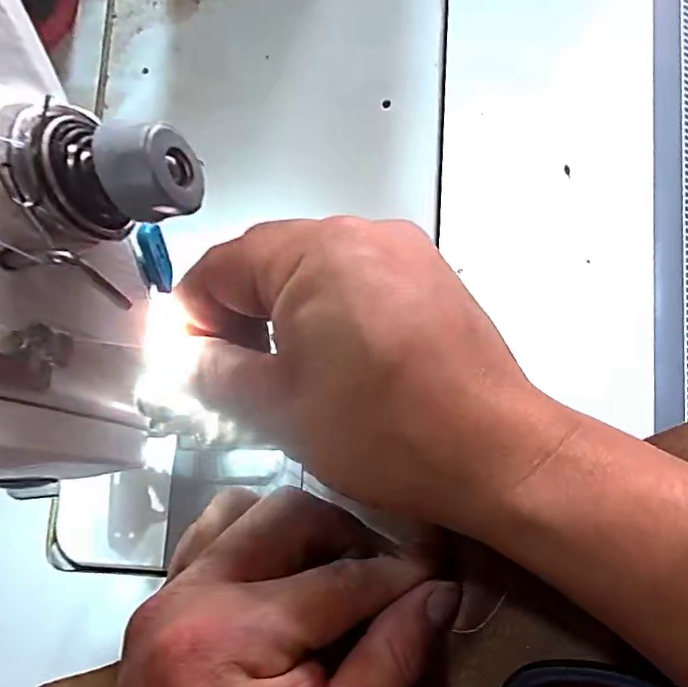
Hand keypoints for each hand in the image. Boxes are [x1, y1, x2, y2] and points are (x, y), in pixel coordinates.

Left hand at [56, 487, 459, 686]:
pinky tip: (284, 582)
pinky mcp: (156, 609)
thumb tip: (442, 590)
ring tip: (335, 577)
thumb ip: (393, 656)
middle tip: (385, 582)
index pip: (338, 578)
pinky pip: (211, 539)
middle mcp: (185, 596)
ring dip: (302, 532)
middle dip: (350, 539)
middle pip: (289, 517)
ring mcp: (161, 597)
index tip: (441, 571)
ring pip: (246, 512)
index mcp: (227, 633)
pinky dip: (257, 542)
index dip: (399, 573)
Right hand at [175, 217, 580, 525]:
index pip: (222, 267)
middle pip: (274, 264)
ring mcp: (411, 254)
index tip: (193, 364)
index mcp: (316, 251)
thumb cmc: (386, 434)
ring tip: (298, 379)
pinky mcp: (440, 282)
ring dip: (295, 319)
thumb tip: (192, 354)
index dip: (193, 317)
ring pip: (324, 275)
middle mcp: (367, 233)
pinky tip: (351, 369)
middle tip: (241, 379)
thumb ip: (215, 371)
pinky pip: (369, 286)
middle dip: (245, 317)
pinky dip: (343, 318)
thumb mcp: (279, 408)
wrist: (496, 453)